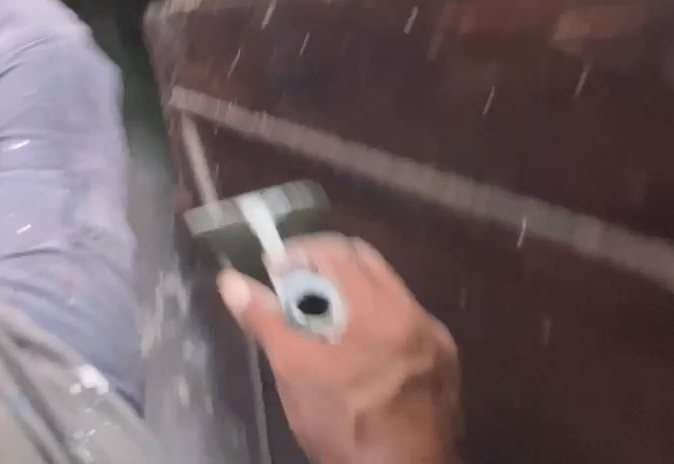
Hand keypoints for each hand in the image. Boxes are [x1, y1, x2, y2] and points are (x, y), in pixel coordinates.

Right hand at [219, 236, 460, 463]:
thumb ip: (263, 317)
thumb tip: (230, 280)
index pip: (336, 250)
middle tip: (294, 292)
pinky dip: (370, 316)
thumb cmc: (344, 422)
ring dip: (346, 291)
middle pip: (364, 262)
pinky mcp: (443, 365)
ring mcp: (436, 342)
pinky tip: (350, 348)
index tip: (275, 274)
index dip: (298, 252)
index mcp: (381, 312)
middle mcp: (416, 317)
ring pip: (383, 289)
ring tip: (319, 322)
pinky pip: (401, 317)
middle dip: (323, 267)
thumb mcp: (292, 368)